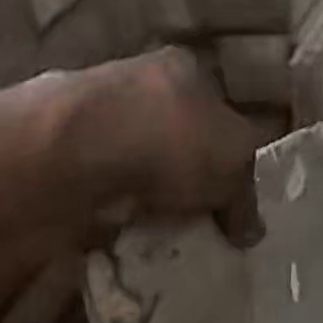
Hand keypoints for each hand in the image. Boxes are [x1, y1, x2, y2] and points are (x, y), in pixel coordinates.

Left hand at [54, 47, 267, 245]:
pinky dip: (122, 228)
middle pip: (174, 151)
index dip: (228, 162)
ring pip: (139, 182)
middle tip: (204, 235)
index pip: (215, 117)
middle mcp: (136, 92)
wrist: (80, 156)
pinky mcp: (70, 172)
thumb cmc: (170, 140)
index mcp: (181, 72)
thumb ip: (246, 194)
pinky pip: (109, 209)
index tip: (232, 208)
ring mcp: (97, 131)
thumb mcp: (234, 160)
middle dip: (188, 192)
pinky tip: (135, 248)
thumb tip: (251, 231)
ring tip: (171, 249)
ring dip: (154, 215)